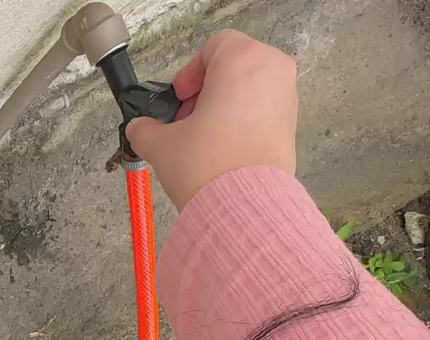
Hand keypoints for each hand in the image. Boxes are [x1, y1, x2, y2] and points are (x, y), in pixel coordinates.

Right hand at [125, 31, 298, 208]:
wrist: (240, 204)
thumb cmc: (207, 166)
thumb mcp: (161, 145)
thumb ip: (145, 130)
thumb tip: (139, 129)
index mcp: (241, 61)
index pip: (214, 46)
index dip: (189, 72)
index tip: (177, 98)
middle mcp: (271, 69)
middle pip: (234, 65)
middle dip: (206, 90)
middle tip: (185, 121)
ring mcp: (286, 95)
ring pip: (249, 87)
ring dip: (222, 106)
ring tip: (201, 140)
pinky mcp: (290, 122)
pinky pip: (261, 109)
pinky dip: (240, 121)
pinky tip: (219, 151)